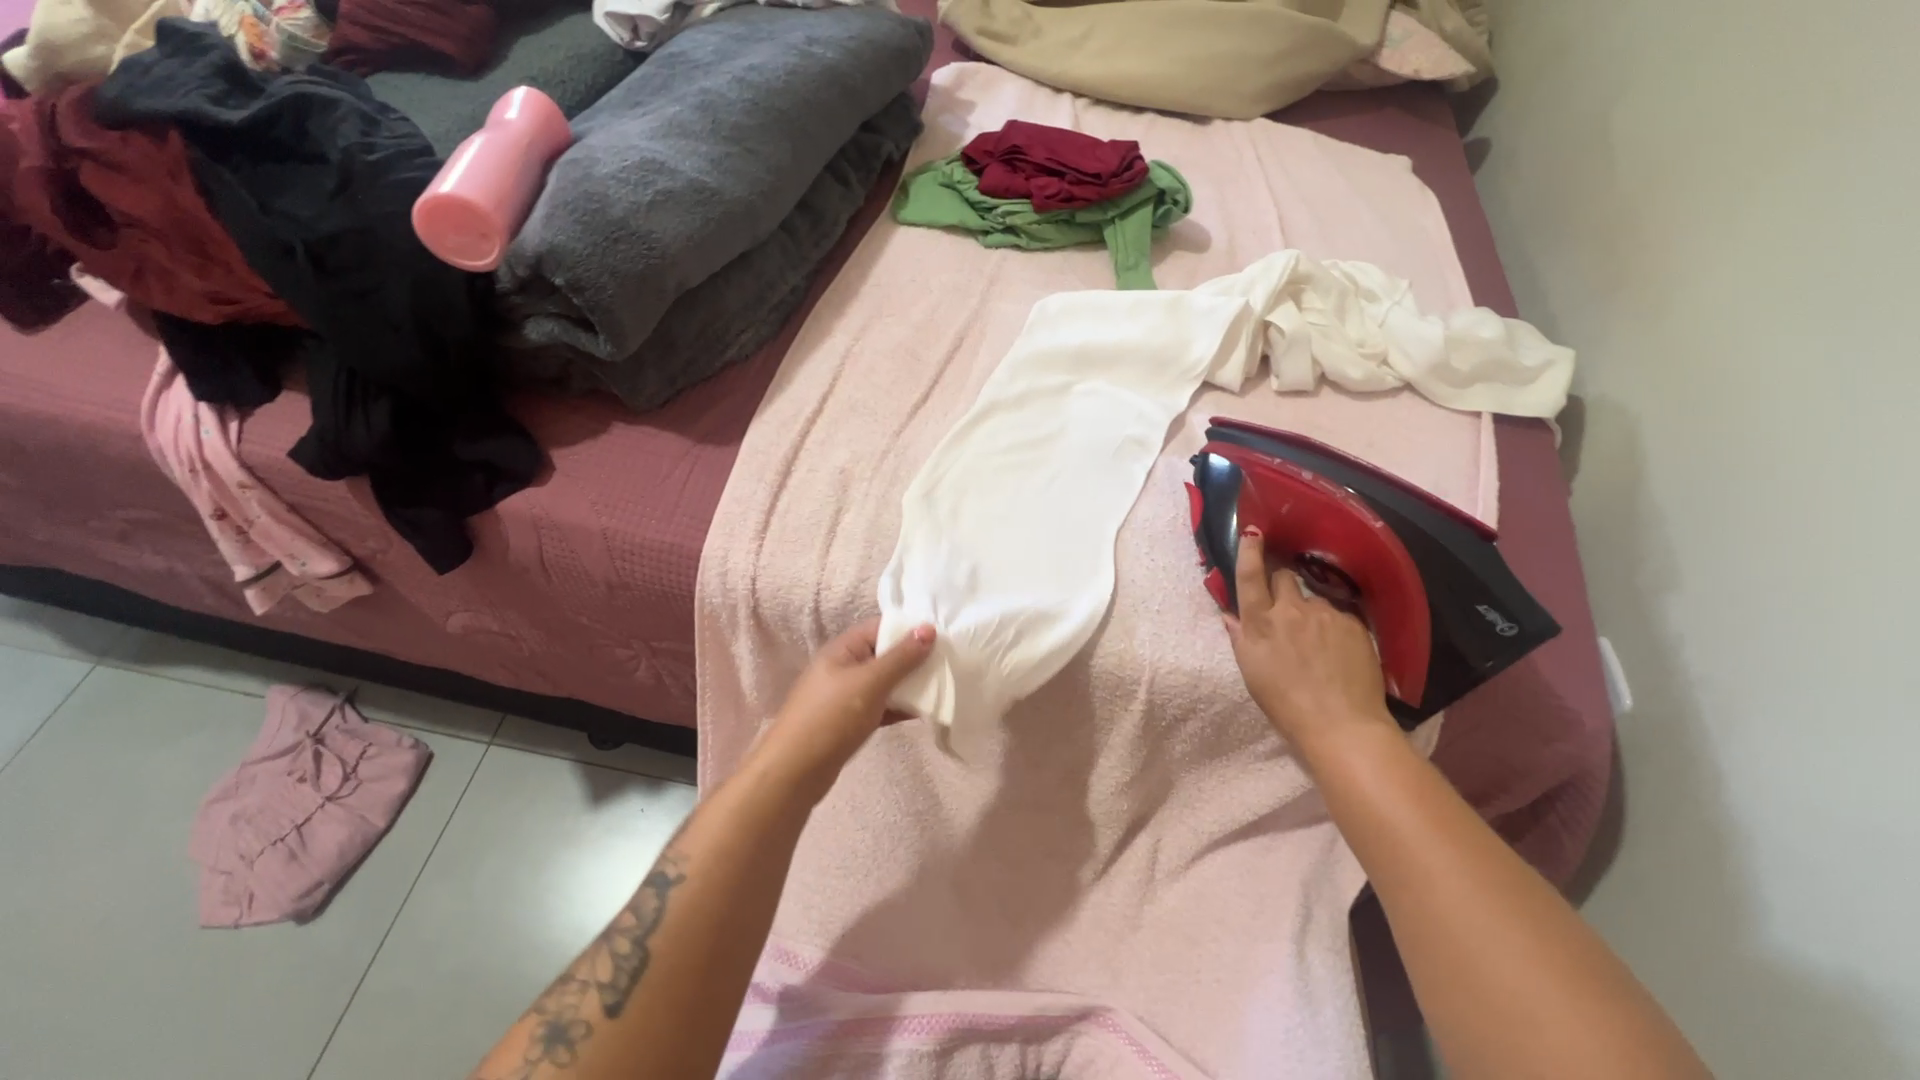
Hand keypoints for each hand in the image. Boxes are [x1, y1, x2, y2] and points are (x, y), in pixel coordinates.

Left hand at [755, 616, 935, 798]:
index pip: (880, 627)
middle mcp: (844, 667)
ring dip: (910, 684)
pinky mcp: (851, 721)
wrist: (795, 771)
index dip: (910, 628)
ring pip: (885, 682)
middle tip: (949, 661)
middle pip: (885, 654)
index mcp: (843, 649)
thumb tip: (927, 628)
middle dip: (915, 658)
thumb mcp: (870, 682)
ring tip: (944, 685)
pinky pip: (882, 706)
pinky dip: (901, 707)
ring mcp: (847, 696)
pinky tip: (925, 712)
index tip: (943, 635)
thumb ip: (901, 657)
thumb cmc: (831, 718)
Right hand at [1224, 529, 1395, 751]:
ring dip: (1311, 610)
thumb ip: (1241, 638)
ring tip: (1317, 640)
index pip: (1250, 576)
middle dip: (1282, 582)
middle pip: (1284, 576)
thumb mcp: (1252, 673)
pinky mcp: (1353, 623)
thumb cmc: (1286, 705)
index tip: (1252, 532)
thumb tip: (1231, 616)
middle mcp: (1291, 611)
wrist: (1341, 724)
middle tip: (1285, 604)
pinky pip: (1339, 613)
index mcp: (1260, 624)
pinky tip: (1338, 649)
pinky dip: (1334, 625)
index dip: (1249, 551)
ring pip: (1314, 598)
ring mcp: (1325, 614)